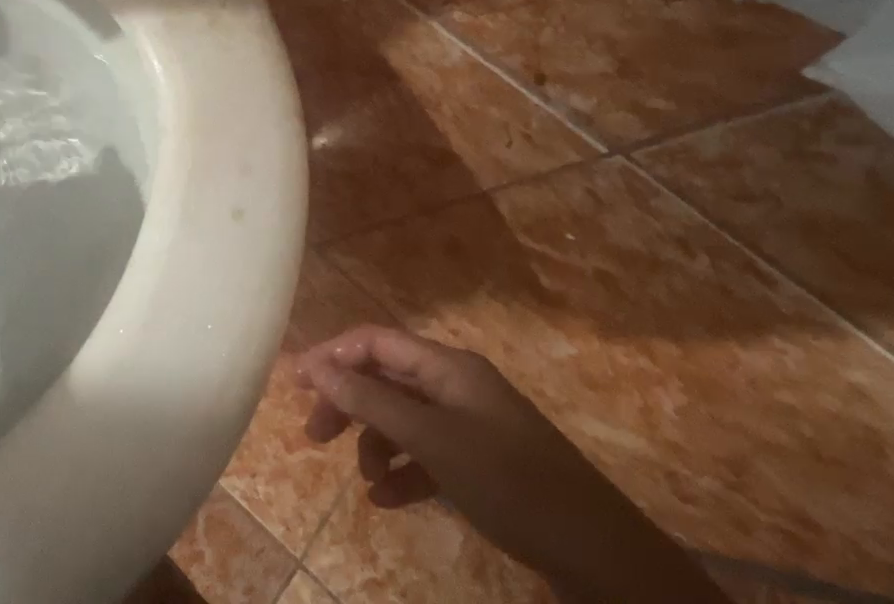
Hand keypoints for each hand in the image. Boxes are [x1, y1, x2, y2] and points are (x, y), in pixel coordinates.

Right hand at [297, 325, 727, 601]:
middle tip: (314, 435)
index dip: (331, 356)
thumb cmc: (509, 481)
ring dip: (374, 444)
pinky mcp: (481, 460)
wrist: (598, 552)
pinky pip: (425, 453)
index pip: (374, 341)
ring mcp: (471, 423)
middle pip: (384, 379)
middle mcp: (457, 385)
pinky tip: (388, 500)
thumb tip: (313, 367)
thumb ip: (368, 401)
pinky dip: (402, 471)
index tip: (294, 386)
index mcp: (448, 366)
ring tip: (365, 479)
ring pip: (402, 419)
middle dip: (347, 404)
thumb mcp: (431, 439)